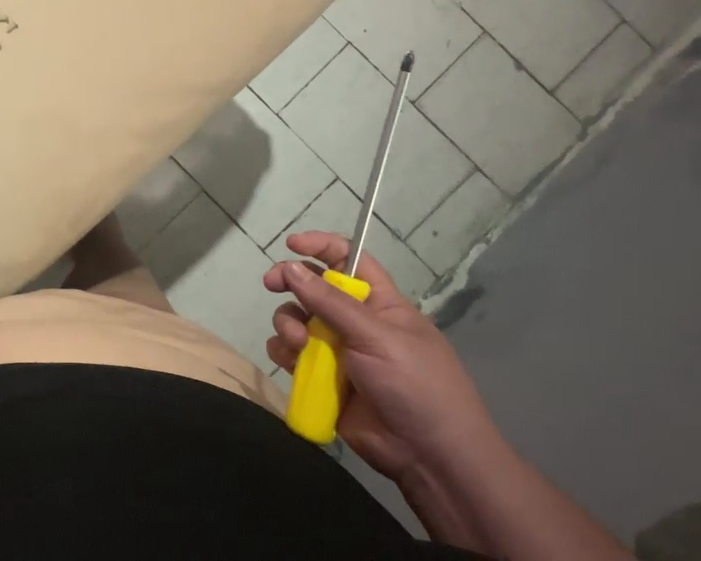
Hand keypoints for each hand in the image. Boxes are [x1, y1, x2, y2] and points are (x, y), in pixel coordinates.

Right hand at [263, 232, 497, 482]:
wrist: (428, 456)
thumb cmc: (416, 386)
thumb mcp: (377, 337)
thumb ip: (331, 302)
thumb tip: (290, 266)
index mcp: (381, 305)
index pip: (350, 260)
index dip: (322, 246)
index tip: (292, 244)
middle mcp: (356, 322)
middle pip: (313, 287)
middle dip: (290, 282)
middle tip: (271, 284)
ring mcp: (337, 350)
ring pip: (296, 319)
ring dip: (288, 324)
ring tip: (297, 343)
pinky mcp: (321, 376)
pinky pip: (289, 352)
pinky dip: (284, 352)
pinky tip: (293, 363)